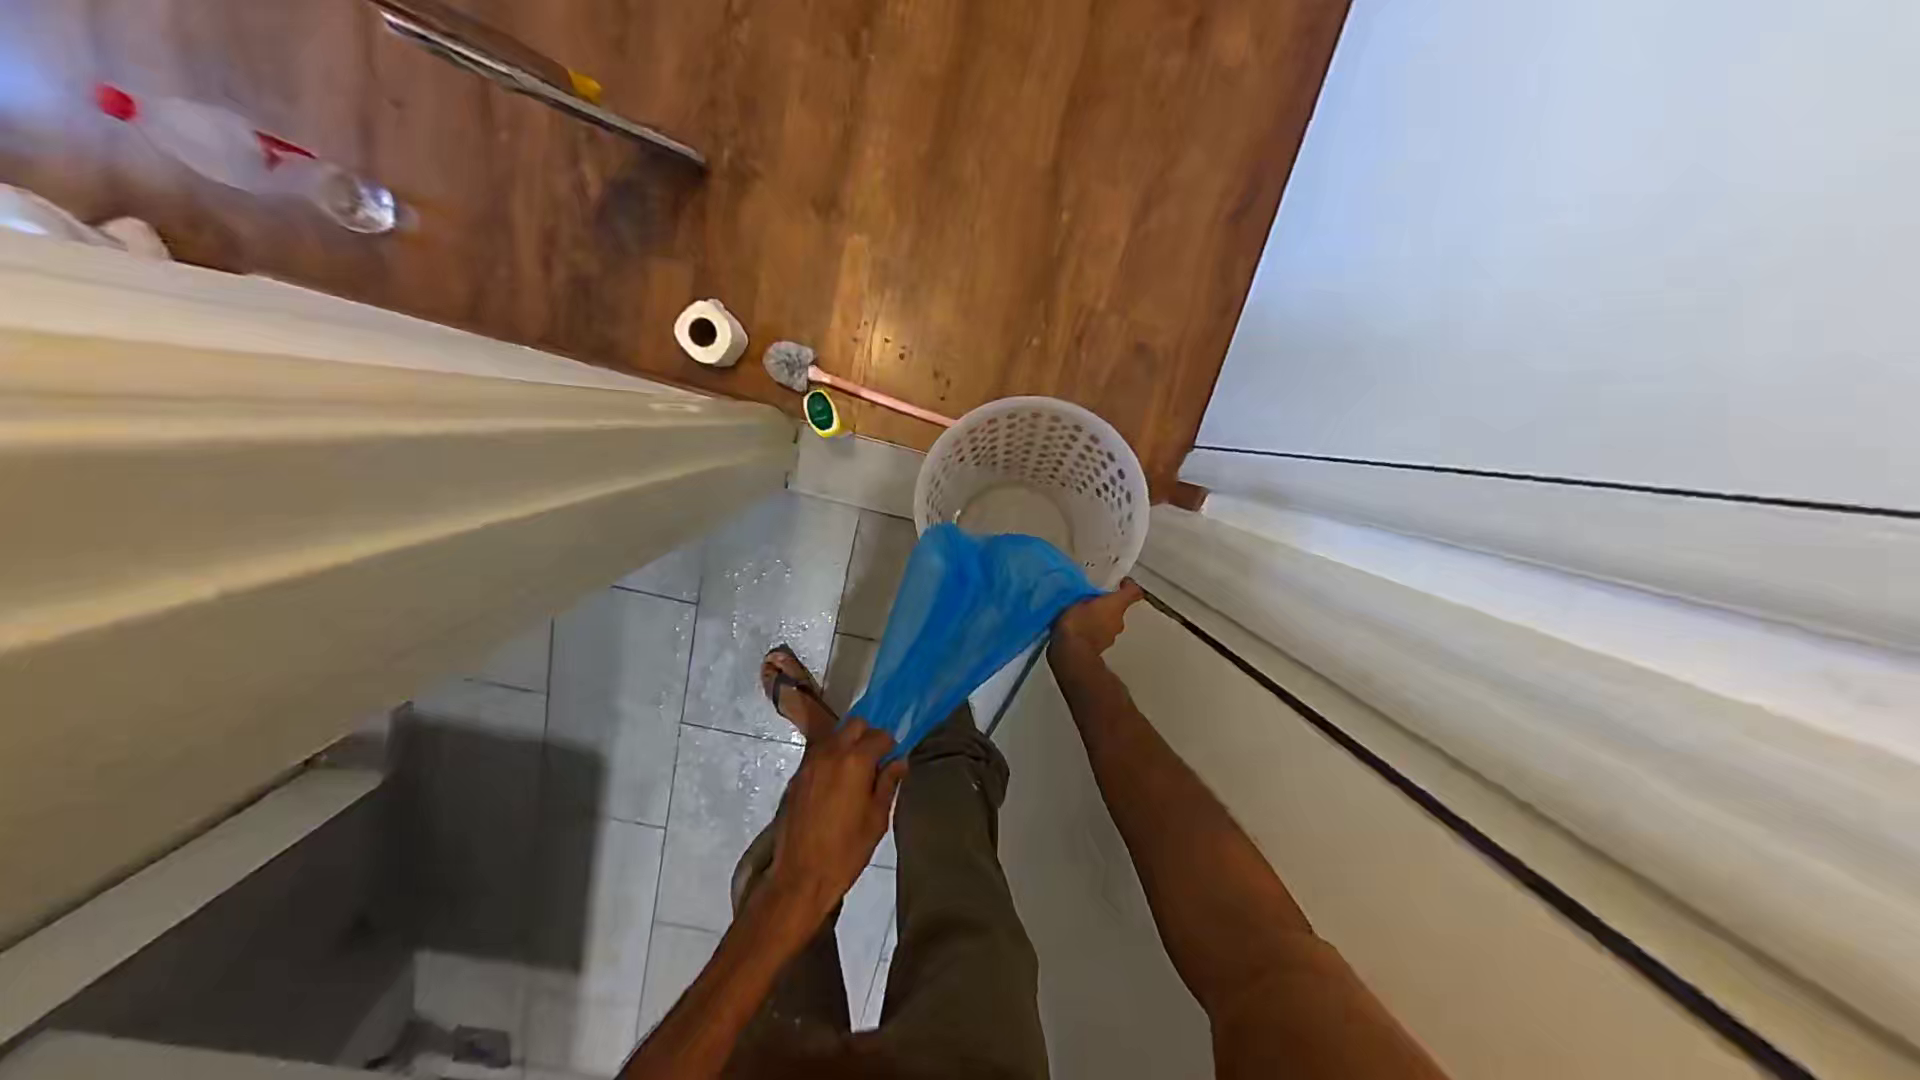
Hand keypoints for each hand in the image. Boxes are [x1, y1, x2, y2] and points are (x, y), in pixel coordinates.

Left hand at [766, 718, 907, 924]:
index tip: (893, 760)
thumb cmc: (846, 851)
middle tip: (875, 760)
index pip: (880, 735)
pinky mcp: (797, 775)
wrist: (801, 875)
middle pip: (855, 724)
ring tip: (855, 772)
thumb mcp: (877, 819)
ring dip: (848, 744)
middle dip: (868, 735)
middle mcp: (831, 752)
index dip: (891, 745)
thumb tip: (899, 762)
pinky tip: (836, 783)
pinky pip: (819, 752)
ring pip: (834, 735)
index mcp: (856, 761)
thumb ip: (888, 784)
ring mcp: (810, 762)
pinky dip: (831, 757)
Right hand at [1052, 578, 1144, 656]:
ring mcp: (1111, 637)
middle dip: (1106, 606)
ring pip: (1109, 623)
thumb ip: (1086, 598)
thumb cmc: (1077, 623)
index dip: (1128, 586)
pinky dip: (1092, 632)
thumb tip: (1089, 598)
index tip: (1121, 583)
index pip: (1133, 592)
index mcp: (1115, 605)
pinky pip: (1099, 635)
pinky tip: (1078, 631)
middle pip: (1118, 609)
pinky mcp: (1101, 649)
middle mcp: (1119, 621)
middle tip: (1090, 602)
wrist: (1072, 653)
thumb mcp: (1077, 601)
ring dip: (1099, 620)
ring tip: (1081, 618)